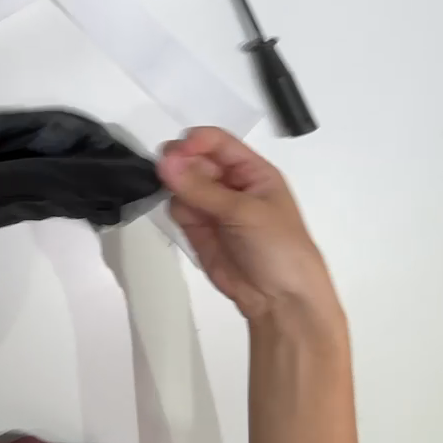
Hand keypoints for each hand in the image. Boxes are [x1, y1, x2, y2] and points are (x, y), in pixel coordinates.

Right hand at [158, 127, 337, 327]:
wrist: (279, 300)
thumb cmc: (277, 247)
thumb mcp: (244, 212)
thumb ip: (201, 188)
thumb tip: (163, 161)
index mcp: (252, 171)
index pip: (216, 142)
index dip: (195, 142)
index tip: (174, 153)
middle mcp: (230, 183)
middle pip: (194, 158)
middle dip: (179, 163)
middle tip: (166, 174)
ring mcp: (212, 205)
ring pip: (180, 182)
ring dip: (175, 186)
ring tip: (186, 206)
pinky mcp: (197, 227)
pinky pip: (177, 206)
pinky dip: (176, 208)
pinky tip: (188, 221)